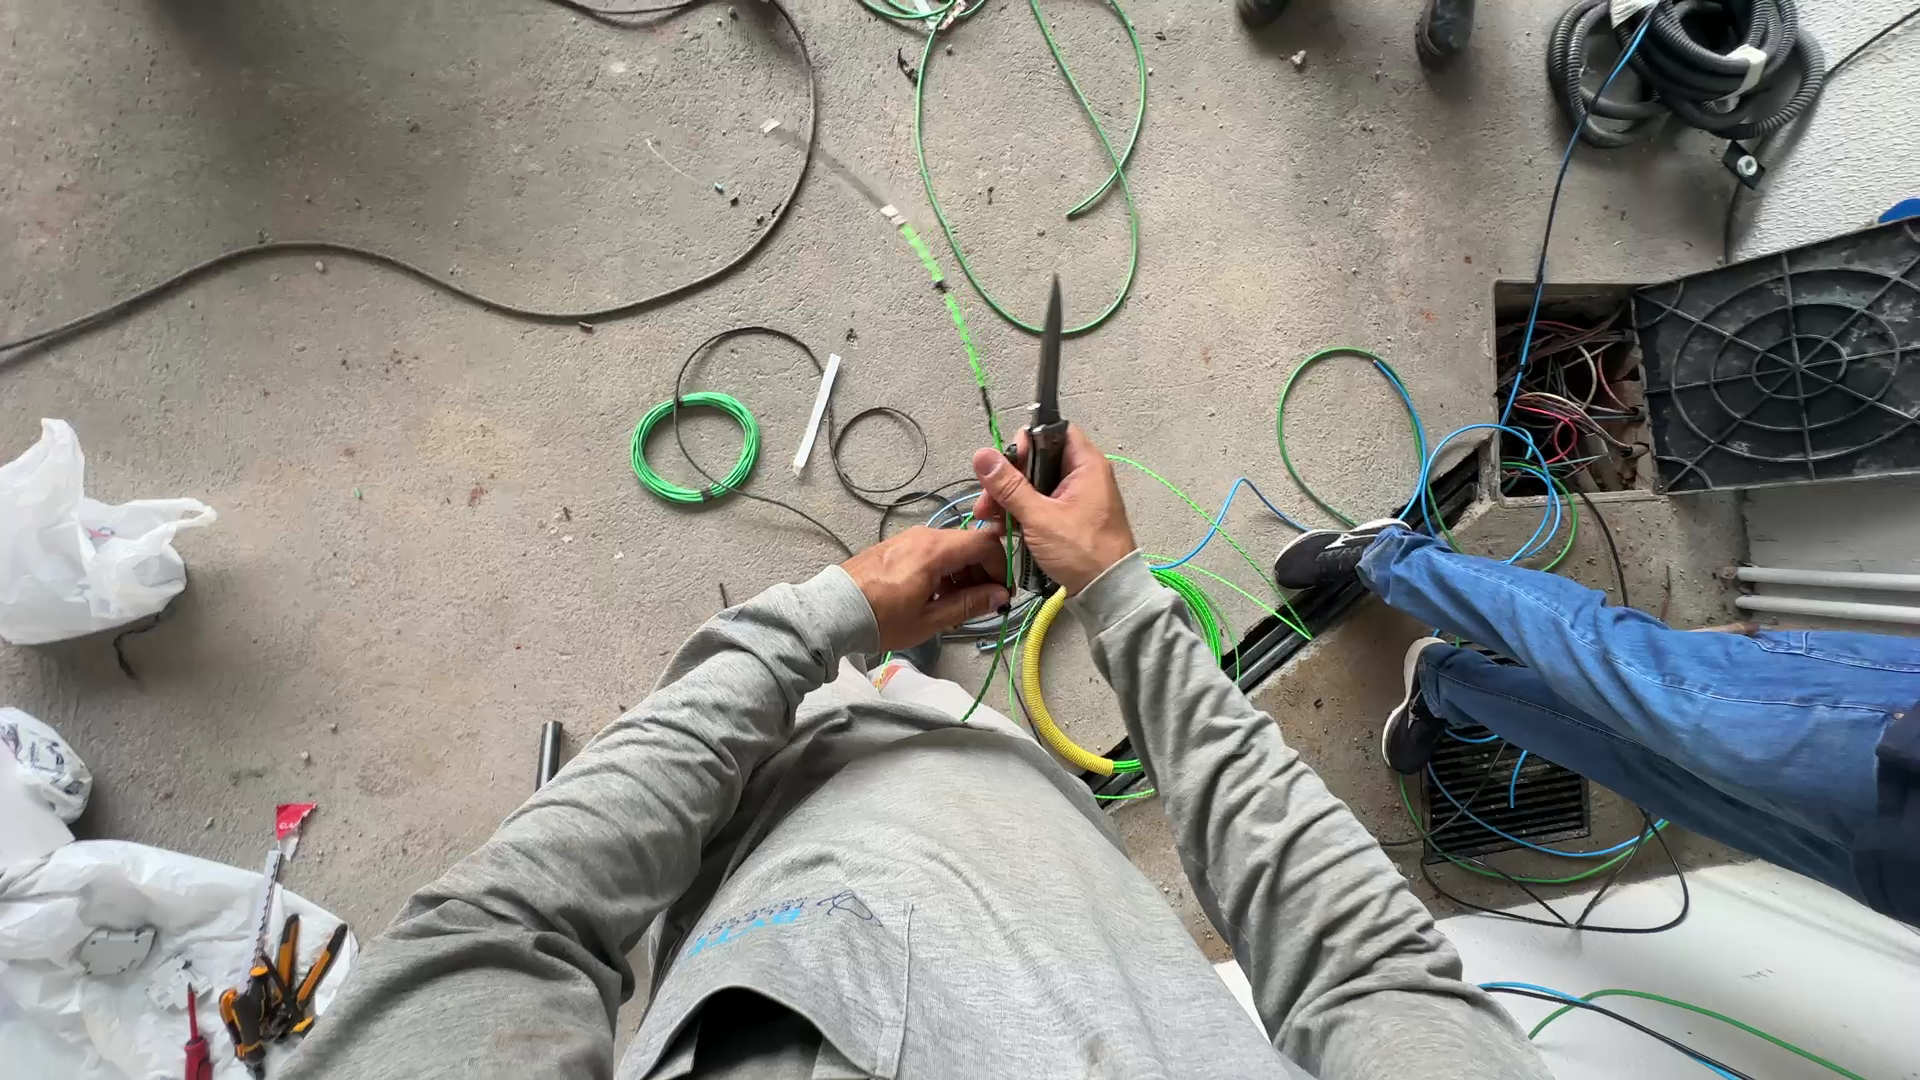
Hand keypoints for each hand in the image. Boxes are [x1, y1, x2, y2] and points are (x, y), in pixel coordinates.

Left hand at [842, 525, 1010, 651]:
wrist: (833, 611)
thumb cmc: (882, 619)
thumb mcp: (930, 619)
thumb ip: (968, 604)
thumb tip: (999, 596)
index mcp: (935, 551)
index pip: (986, 542)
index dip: (1001, 566)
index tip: (1001, 592)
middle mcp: (924, 536)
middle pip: (970, 543)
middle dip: (983, 571)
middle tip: (983, 602)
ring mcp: (909, 538)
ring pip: (951, 546)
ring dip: (964, 571)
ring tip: (957, 603)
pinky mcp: (897, 545)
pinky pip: (932, 550)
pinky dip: (945, 568)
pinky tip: (936, 594)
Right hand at [970, 424, 1136, 594]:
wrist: (1107, 593)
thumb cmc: (1082, 552)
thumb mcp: (1039, 517)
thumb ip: (1009, 486)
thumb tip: (982, 456)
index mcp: (1086, 465)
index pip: (1053, 431)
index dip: (1027, 441)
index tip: (1007, 464)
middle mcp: (1083, 476)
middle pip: (1038, 460)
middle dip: (1008, 477)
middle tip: (988, 498)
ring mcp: (1076, 498)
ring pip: (1035, 485)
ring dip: (1010, 498)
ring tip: (989, 517)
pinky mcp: (1069, 519)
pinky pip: (1041, 505)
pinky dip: (1022, 513)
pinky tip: (1002, 527)